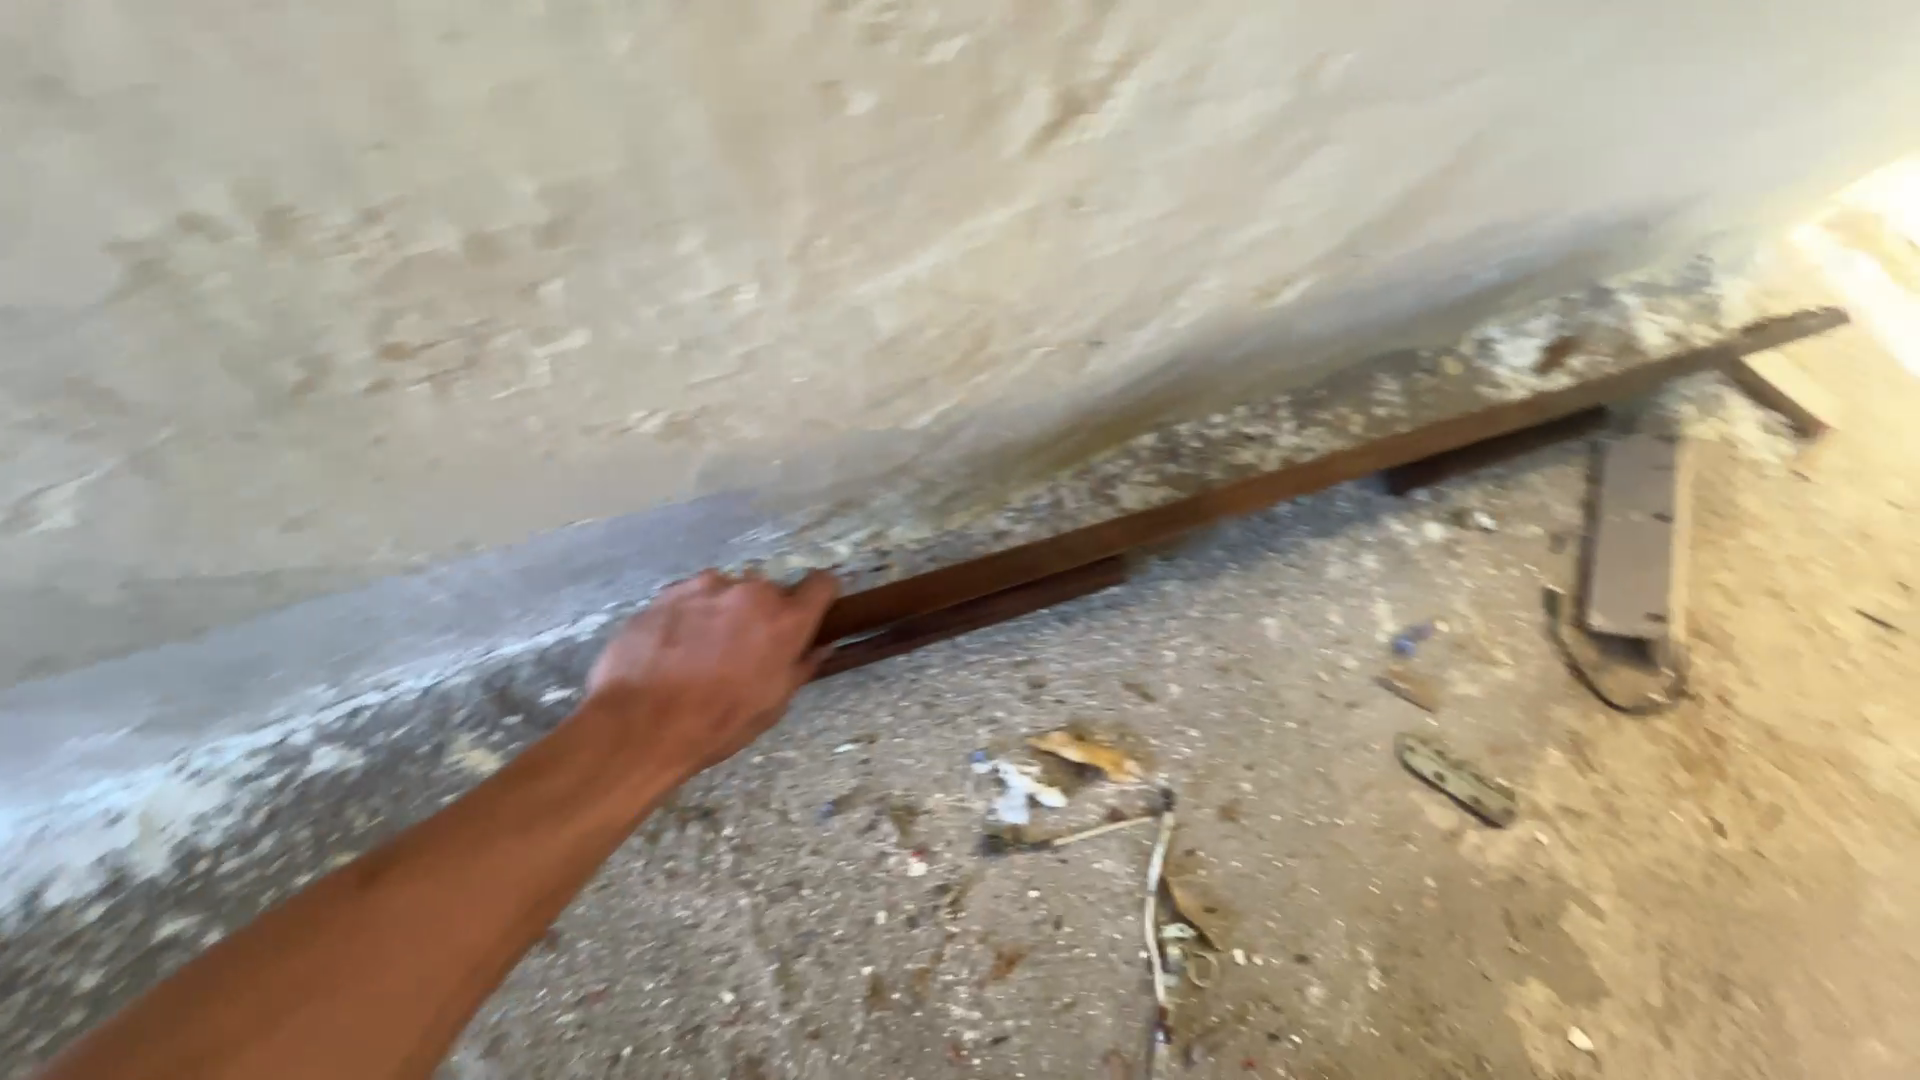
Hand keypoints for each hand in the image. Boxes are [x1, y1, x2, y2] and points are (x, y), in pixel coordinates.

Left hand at [584, 569, 838, 771]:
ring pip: (728, 591)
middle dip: (762, 614)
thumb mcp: (772, 706)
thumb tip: (820, 647)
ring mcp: (706, 587)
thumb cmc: (717, 723)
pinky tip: (672, 647)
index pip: (822, 584)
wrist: (640, 724)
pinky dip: (690, 615)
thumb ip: (800, 668)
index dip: (818, 598)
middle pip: (769, 592)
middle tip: (742, 650)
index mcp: (785, 621)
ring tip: (700, 650)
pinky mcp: (668, 592)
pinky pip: (691, 597)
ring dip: (724, 611)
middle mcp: (752, 592)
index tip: (806, 615)